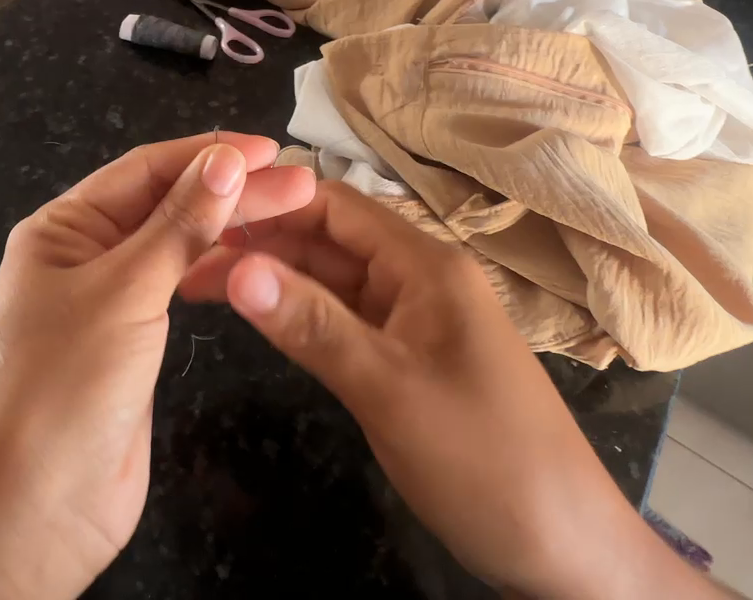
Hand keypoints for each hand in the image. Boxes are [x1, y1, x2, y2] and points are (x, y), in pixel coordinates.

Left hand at [0, 133, 314, 599]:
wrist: (31, 511)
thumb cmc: (64, 384)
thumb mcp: (124, 291)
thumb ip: (179, 224)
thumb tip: (226, 157)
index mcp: (64, 227)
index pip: (145, 170)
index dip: (209, 154)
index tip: (271, 150)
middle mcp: (84, 254)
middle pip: (166, 205)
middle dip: (232, 191)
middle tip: (303, 183)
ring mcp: (109, 300)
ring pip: (175, 246)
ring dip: (228, 228)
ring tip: (293, 215)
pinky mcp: (131, 342)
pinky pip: (176, 289)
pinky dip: (214, 270)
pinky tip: (252, 262)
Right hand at [179, 181, 724, 599]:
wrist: (566, 549)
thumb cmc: (485, 459)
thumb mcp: (388, 389)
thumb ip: (311, 324)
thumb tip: (234, 266)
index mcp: (424, 264)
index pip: (334, 206)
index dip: (270, 201)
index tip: (204, 212)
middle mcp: (417, 277)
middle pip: (327, 240)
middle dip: (260, 243)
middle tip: (185, 259)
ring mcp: (412, 318)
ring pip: (331, 280)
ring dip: (274, 279)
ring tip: (201, 285)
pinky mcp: (407, 356)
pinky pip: (344, 318)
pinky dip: (300, 314)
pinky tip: (259, 317)